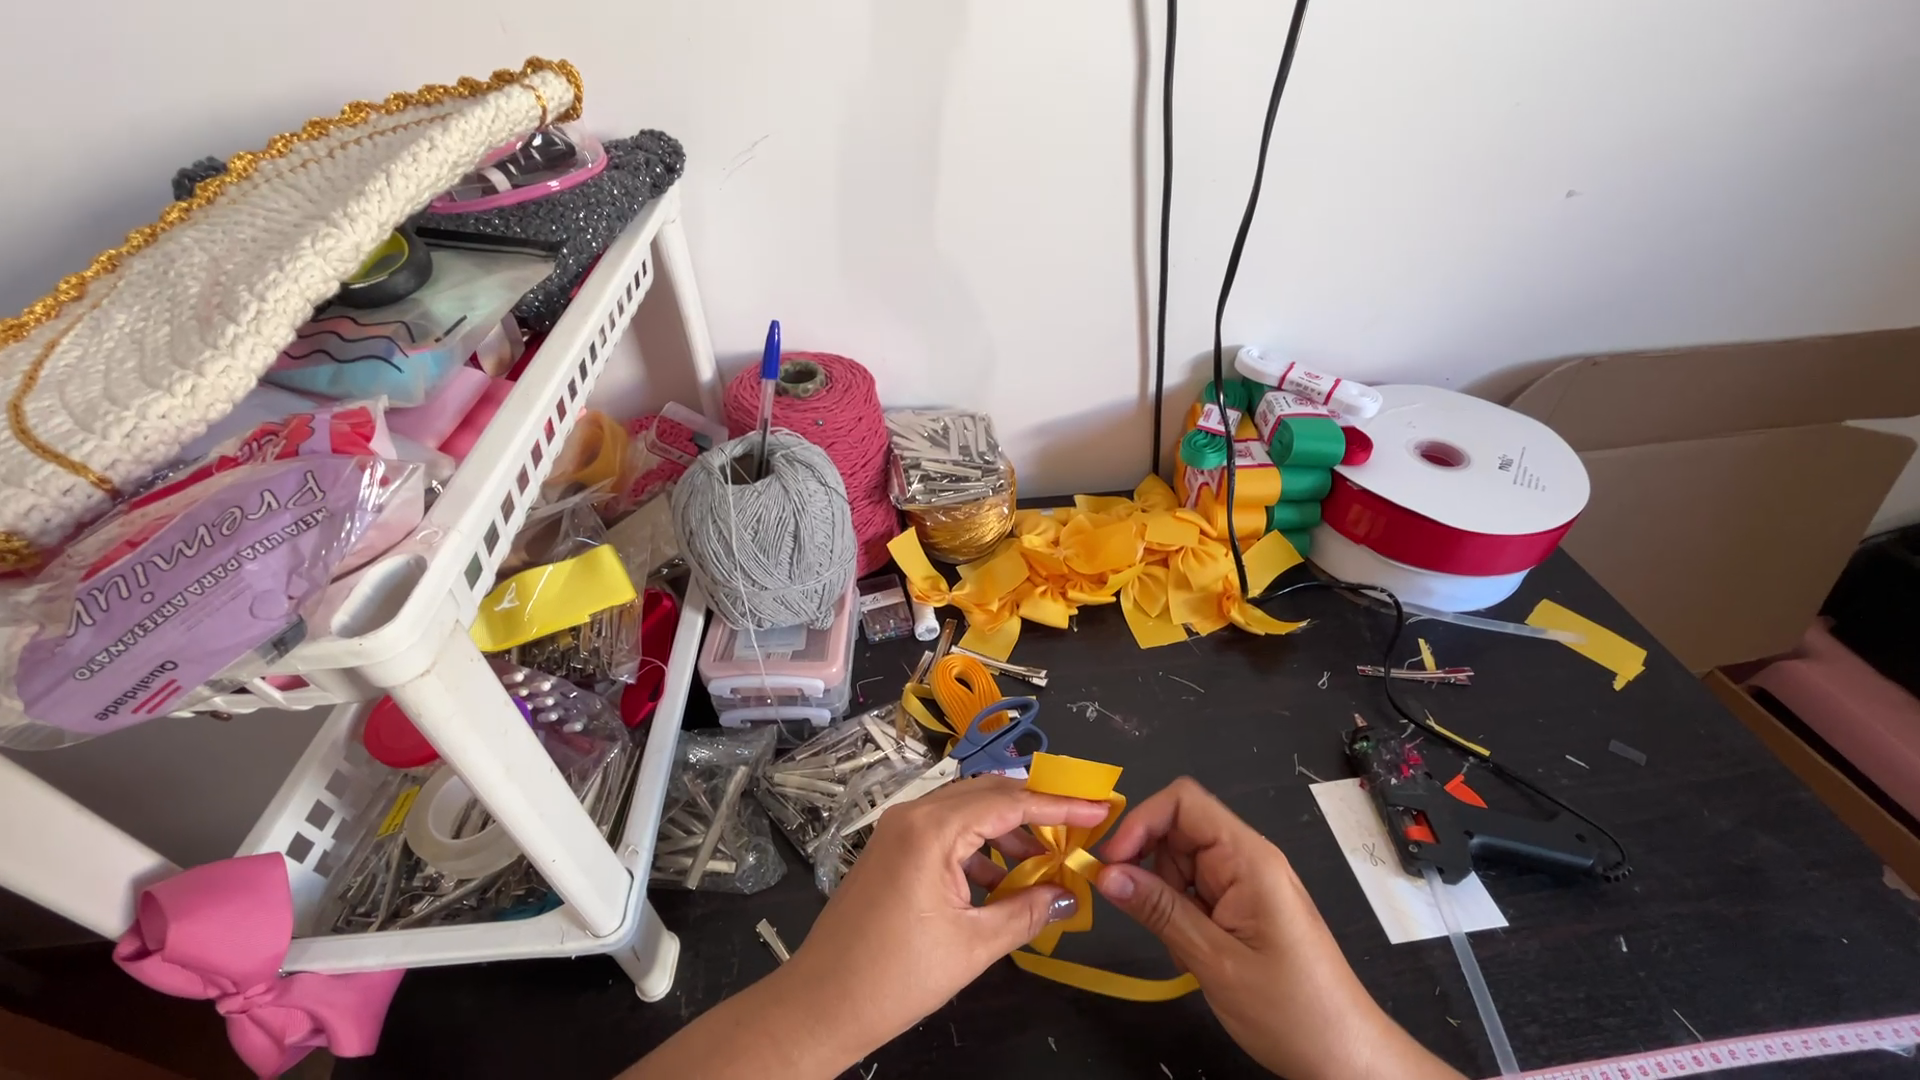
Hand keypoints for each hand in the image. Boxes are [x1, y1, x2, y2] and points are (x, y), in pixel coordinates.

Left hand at [784, 776, 1110, 1060]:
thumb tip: (1068, 896)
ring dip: (1008, 833)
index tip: (1100, 808)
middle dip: (1035, 811)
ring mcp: (898, 829)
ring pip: (967, 812)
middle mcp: (913, 814)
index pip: (1009, 800)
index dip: (1059, 803)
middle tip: (1078, 830)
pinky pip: (946, 832)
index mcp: (931, 828)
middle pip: (988, 794)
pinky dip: (980, 849)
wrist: (820, 1005)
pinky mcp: (893, 849)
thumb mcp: (973, 946)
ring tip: (1046, 864)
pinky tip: (1003, 881)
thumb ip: (1026, 912)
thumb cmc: (896, 976)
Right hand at [1096, 778, 1462, 1079]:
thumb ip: (1160, 912)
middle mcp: (1246, 858)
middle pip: (1177, 830)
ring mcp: (1245, 882)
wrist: (1349, 1059)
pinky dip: (1179, 914)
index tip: (1110, 862)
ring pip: (1180, 862)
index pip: (1183, 802)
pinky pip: (1194, 890)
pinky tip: (1192, 952)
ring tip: (1180, 946)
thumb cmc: (1292, 1011)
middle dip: (1149, 865)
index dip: (1141, 820)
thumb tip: (1105, 874)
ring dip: (1164, 896)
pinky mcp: (1243, 906)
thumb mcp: (1216, 962)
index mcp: (1248, 857)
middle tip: (1138, 911)